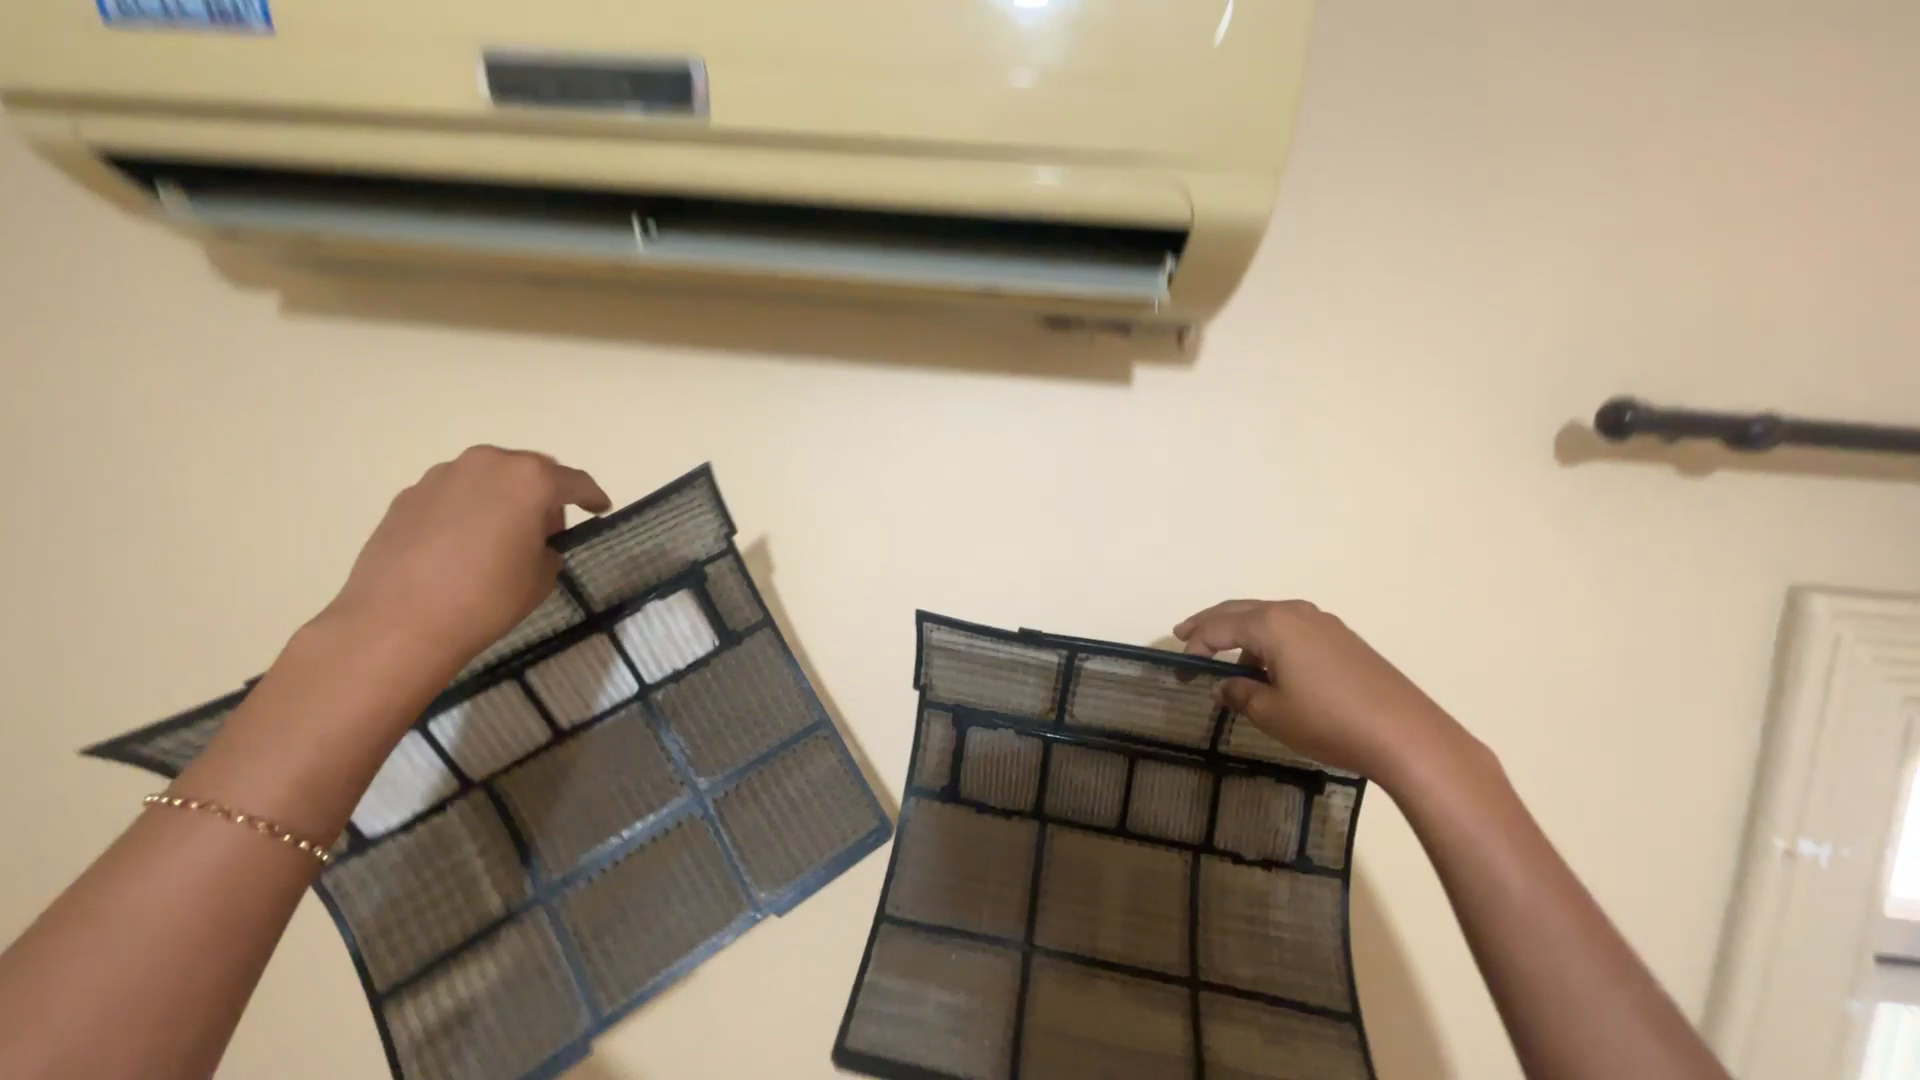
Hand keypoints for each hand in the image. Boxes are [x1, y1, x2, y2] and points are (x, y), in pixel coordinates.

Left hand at [321, 446, 610, 675]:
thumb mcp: (541, 577)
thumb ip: (547, 547)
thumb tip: (530, 541)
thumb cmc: (486, 599)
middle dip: (543, 494)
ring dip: (503, 499)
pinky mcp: (407, 496)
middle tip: (546, 529)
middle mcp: (486, 465)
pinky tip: (462, 545)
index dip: (592, 496)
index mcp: (529, 480)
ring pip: (488, 479)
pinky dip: (467, 511)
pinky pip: (453, 495)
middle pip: (529, 470)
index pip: (574, 482)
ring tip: (500, 537)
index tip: (600, 508)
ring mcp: (441, 477)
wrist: (398, 622)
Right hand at [1174, 600, 1470, 784]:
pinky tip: (1269, 667)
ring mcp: (1323, 623)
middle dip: (1210, 624)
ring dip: (1242, 633)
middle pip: (1240, 611)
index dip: (1194, 647)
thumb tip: (1224, 687)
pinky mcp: (1343, 639)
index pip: (1218, 627)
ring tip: (1227, 660)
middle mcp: (1295, 612)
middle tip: (1184, 635)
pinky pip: (1291, 629)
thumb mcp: (1273, 713)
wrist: (1406, 734)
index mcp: (1271, 624)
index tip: (1178, 669)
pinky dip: (1269, 640)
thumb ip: (1240, 694)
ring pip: (1268, 618)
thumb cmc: (1328, 722)